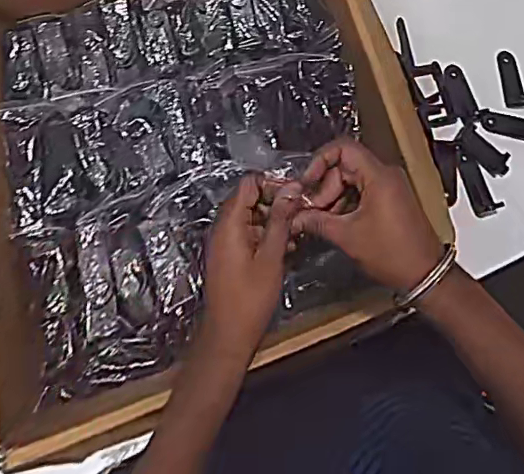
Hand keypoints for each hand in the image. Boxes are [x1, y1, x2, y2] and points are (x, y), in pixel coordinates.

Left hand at [198, 174, 301, 358]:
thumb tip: (291, 189)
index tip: (295, 195)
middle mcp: (223, 229)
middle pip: (250, 199)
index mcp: (230, 224)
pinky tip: (287, 247)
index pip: (248, 184)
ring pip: (251, 217)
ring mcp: (225, 243)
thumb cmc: (250, 298)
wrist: (227, 338)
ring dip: (273, 220)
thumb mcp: (271, 257)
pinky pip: (248, 234)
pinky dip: (266, 235)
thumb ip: (280, 220)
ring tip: (297, 231)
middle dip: (276, 202)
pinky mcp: (229, 257)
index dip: (272, 184)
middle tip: (300, 212)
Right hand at [291, 138, 443, 292]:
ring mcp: (389, 185)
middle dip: (325, 187)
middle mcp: (385, 174)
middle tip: (312, 210)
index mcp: (378, 176)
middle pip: (345, 166)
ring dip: (334, 197)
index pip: (344, 148)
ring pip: (352, 179)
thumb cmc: (395, 254)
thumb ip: (318, 222)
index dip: (320, 161)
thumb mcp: (348, 237)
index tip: (307, 181)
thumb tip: (297, 216)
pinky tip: (337, 223)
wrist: (424, 273)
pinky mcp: (390, 198)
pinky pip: (362, 190)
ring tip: (322, 220)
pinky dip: (346, 203)